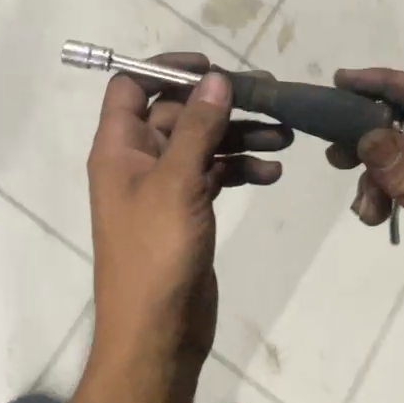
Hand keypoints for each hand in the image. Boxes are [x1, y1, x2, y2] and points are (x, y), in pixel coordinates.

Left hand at [87, 56, 289, 366]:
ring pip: (201, 144)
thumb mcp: (177, 182)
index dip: (166, 69)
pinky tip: (271, 172)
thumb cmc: (155, 252)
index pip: (132, 86)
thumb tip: (215, 78)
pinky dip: (239, 170)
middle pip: (177, 113)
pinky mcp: (187, 211)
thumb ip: (196, 127)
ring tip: (284, 134)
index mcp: (118, 146)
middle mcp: (138, 160)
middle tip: (269, 95)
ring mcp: (163, 187)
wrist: (156, 335)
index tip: (211, 67)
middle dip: (220, 104)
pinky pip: (213, 176)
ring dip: (238, 136)